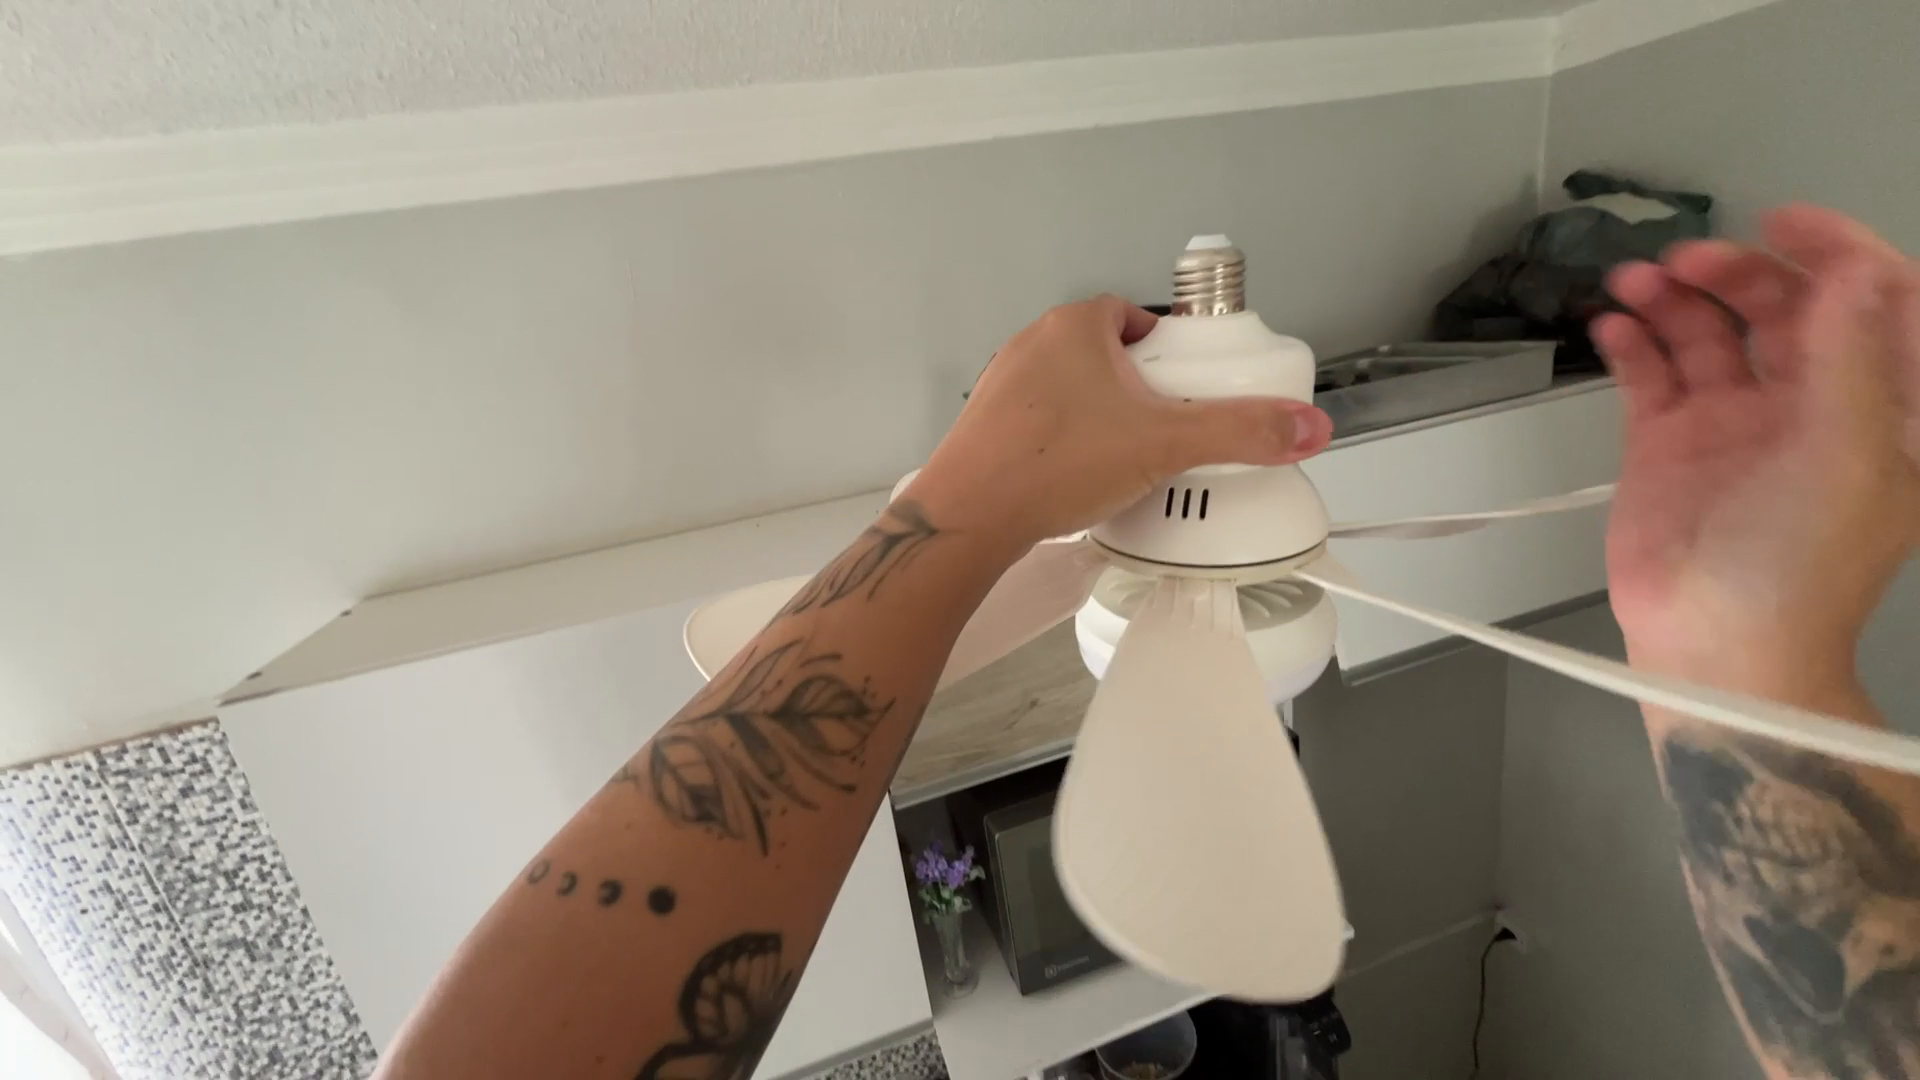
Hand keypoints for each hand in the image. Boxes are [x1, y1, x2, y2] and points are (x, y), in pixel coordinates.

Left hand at [905, 295, 1332, 549]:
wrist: (970, 517)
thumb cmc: (1055, 464)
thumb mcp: (1163, 445)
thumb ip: (1238, 431)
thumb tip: (1305, 427)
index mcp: (1074, 327)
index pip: (1134, 314)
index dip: (1167, 346)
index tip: (1185, 381)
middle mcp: (1032, 346)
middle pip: (1103, 353)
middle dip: (1137, 387)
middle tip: (1164, 427)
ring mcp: (1003, 386)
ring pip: (1069, 390)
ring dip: (1099, 415)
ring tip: (1125, 458)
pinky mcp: (987, 426)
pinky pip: (1040, 422)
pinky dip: (1064, 441)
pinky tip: (1078, 476)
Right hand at [1594, 206, 1919, 701]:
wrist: (1709, 632)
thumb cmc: (1798, 558)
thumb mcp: (1845, 454)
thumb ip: (1849, 361)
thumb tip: (1854, 271)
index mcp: (1882, 402)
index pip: (1874, 305)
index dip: (1837, 255)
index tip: (1780, 223)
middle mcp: (1808, 402)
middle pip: (1780, 313)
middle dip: (1734, 277)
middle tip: (1680, 261)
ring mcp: (1731, 422)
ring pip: (1707, 339)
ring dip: (1672, 305)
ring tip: (1628, 284)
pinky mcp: (1664, 443)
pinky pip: (1651, 379)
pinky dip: (1631, 348)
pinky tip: (1611, 327)